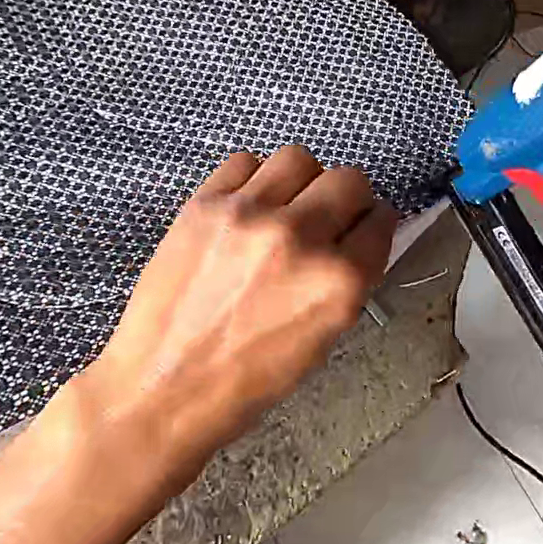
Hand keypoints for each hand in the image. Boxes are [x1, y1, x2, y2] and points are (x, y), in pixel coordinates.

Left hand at [76, 146, 396, 479]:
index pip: (380, 223)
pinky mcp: (203, 204)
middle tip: (327, 216)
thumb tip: (354, 237)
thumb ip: (344, 282)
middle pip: (348, 179)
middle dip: (347, 197)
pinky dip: (252, 178)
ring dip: (301, 180)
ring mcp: (247, 214)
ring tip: (283, 206)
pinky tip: (244, 206)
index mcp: (337, 282)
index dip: (374, 224)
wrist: (163, 385)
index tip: (362, 227)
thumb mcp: (320, 340)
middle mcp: (298, 237)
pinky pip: (244, 162)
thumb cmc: (246, 381)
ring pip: (297, 158)